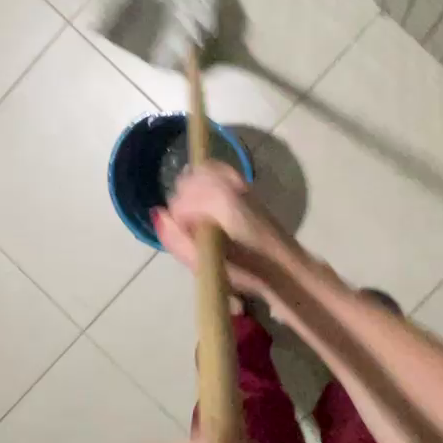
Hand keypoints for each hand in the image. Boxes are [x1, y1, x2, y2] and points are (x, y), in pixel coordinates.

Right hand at [151, 164, 298, 297]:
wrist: (285, 268)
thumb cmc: (247, 272)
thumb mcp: (206, 264)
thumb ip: (176, 239)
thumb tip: (158, 215)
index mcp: (221, 202)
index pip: (180, 201)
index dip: (178, 221)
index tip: (188, 238)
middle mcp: (230, 185)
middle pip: (187, 182)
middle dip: (183, 203)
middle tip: (193, 229)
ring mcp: (240, 181)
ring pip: (200, 173)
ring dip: (193, 191)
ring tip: (200, 217)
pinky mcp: (245, 183)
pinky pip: (216, 170)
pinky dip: (206, 179)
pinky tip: (208, 201)